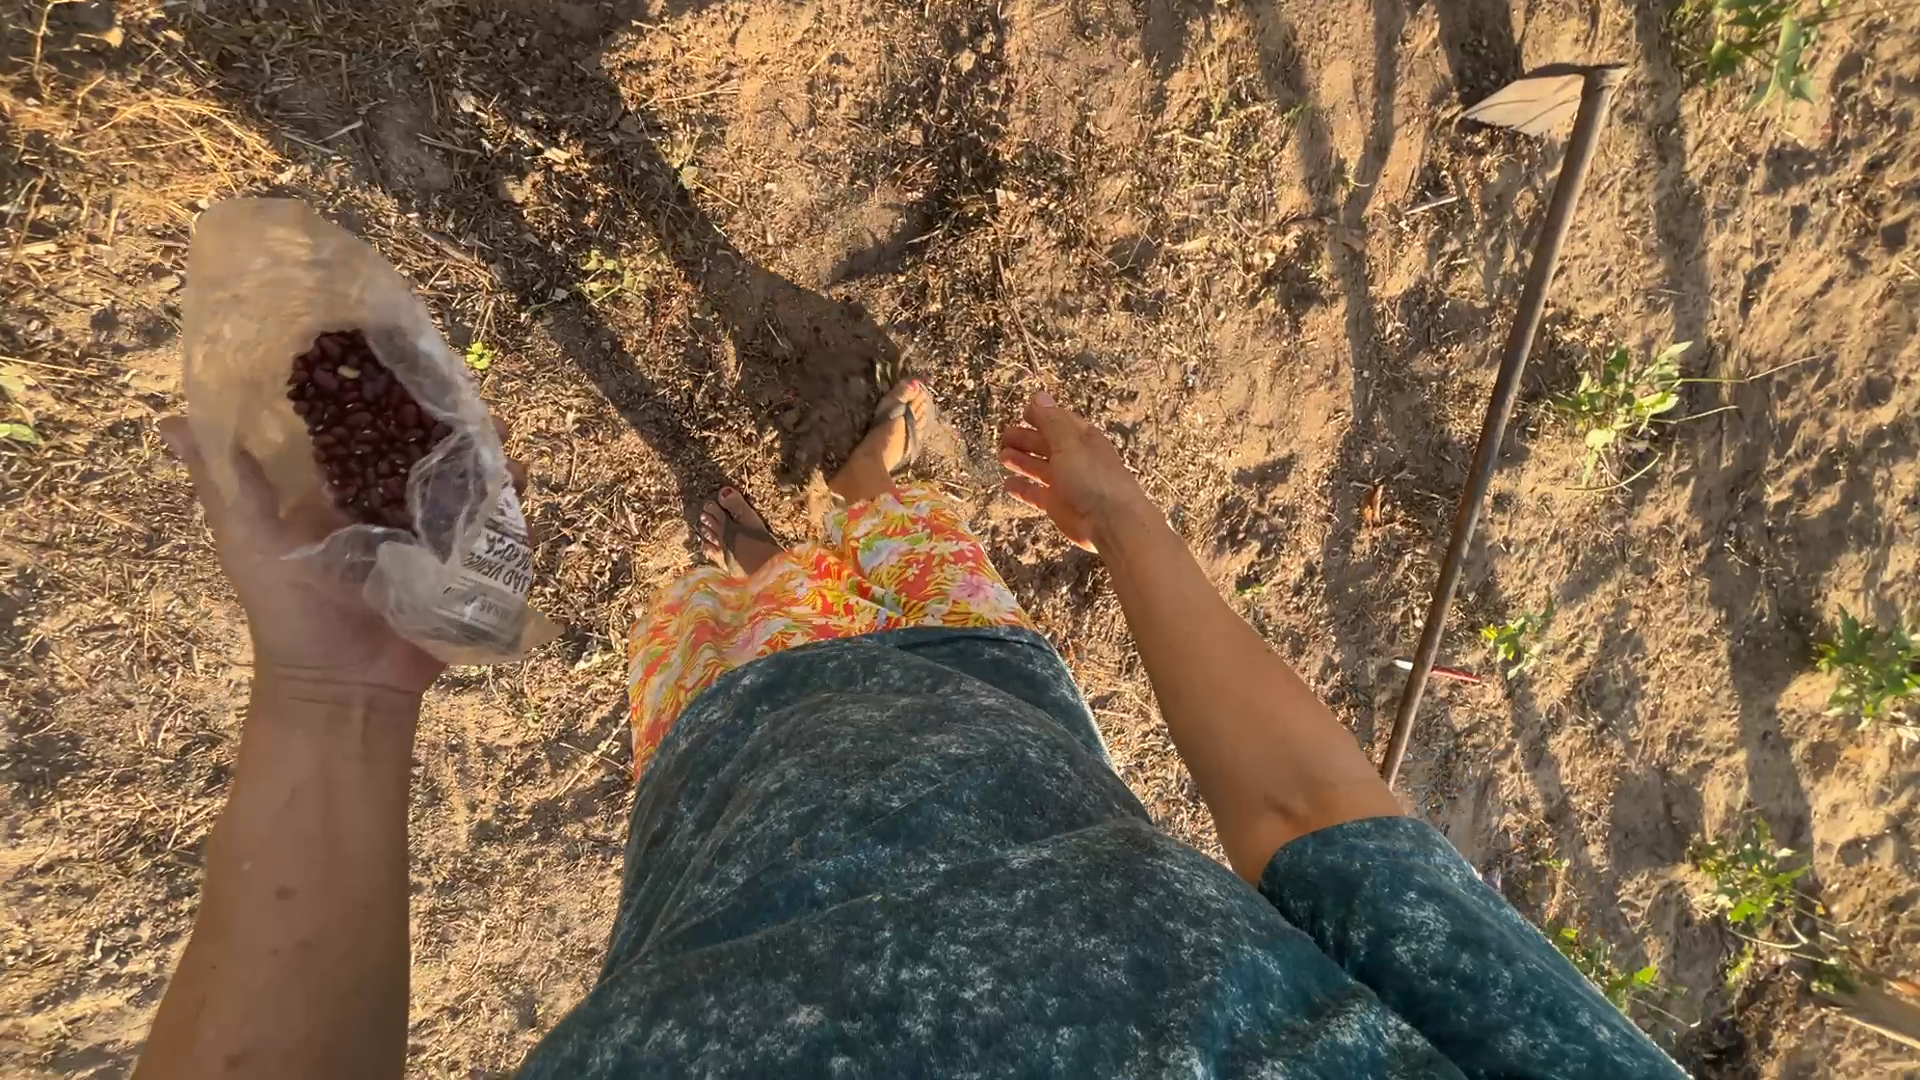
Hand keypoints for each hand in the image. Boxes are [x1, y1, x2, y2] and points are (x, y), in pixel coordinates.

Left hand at [158, 417, 521, 697]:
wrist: (345, 682)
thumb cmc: (291, 610)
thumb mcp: (250, 542)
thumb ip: (229, 486)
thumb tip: (173, 420)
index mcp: (350, 488)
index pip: (384, 431)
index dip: (409, 403)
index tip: (433, 381)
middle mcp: (401, 504)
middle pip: (445, 456)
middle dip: (475, 436)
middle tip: (496, 425)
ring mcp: (440, 536)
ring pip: (481, 492)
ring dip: (504, 476)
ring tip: (517, 472)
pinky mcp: (469, 568)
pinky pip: (501, 540)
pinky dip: (518, 526)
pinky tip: (525, 520)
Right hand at [998, 391, 1152, 551]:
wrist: (1110, 522)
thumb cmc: (1092, 478)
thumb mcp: (1069, 444)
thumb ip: (1051, 422)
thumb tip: (1038, 396)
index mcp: (1081, 439)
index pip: (1058, 422)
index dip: (1041, 416)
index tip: (1022, 412)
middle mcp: (1074, 459)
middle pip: (1046, 444)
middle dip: (1026, 439)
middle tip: (1004, 436)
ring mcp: (1065, 483)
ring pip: (1039, 468)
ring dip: (1021, 461)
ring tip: (1002, 456)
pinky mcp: (1058, 505)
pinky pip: (1036, 493)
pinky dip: (1022, 488)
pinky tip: (1008, 484)